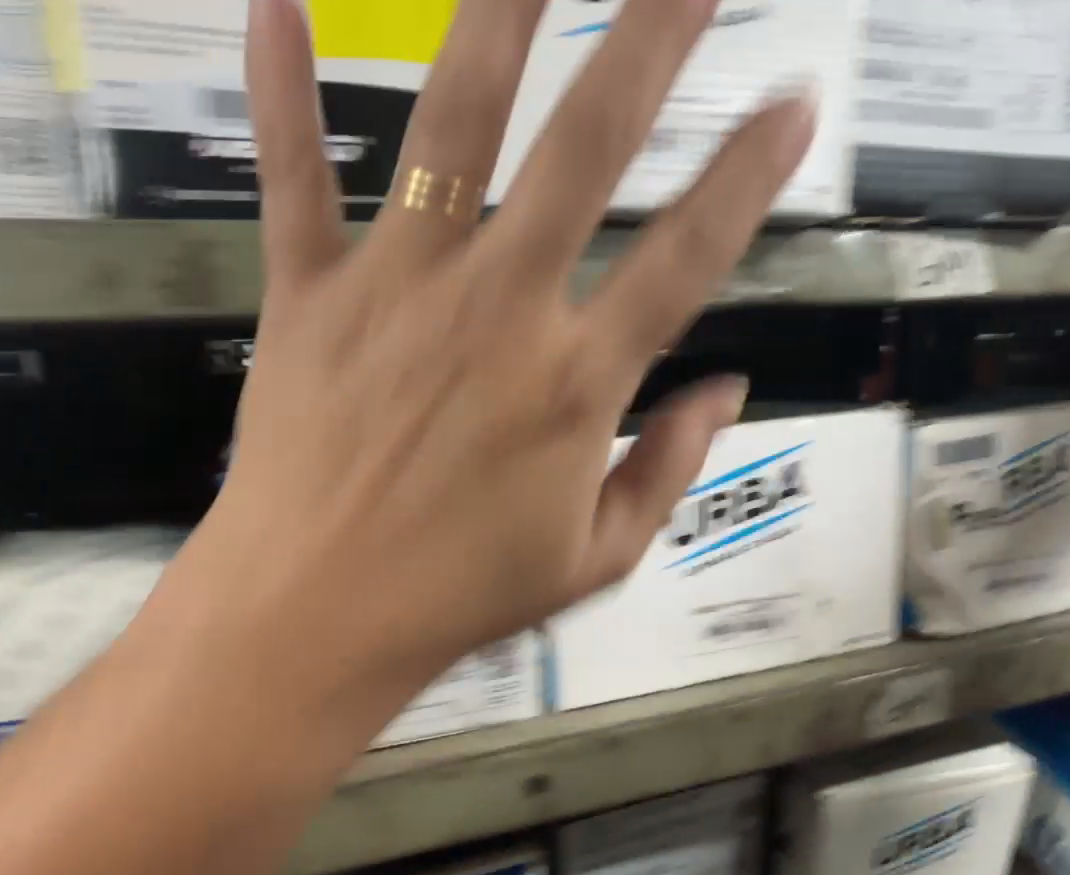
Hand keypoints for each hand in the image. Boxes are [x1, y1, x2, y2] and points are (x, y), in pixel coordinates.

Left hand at [194, 0, 816, 701]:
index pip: (686, 254)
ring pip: (454, 125)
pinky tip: (276, 1)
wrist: (315, 618)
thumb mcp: (593, 559)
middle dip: (649, 42)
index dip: (749, 174)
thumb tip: (728, 392)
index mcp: (575, 383)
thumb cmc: (457, 597)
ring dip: (502, 18)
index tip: (793, 102)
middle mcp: (497, 311)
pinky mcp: (307, 296)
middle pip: (587, 148)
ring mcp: (397, 291)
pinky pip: (295, 176)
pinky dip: (283, 88)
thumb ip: (669, 468)